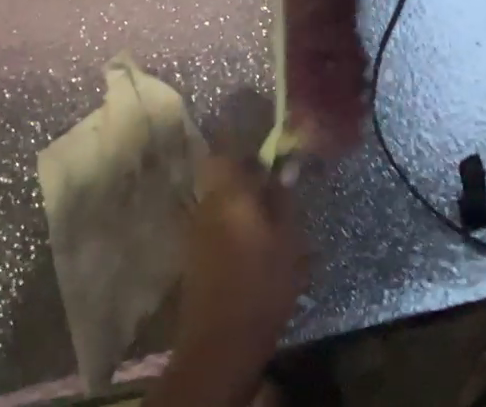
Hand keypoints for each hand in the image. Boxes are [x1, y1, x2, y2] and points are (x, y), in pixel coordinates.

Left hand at [155, 158, 305, 406]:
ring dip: (245, 198)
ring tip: (276, 211)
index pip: (225, 150)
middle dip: (250, 172)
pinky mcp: (197, 255)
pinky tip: (261, 238)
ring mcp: (197, 232)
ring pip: (222, 198)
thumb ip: (284, 197)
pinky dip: (239, 221)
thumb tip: (287, 165)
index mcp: (228, 194)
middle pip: (224, 173)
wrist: (221, 342)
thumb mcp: (288, 236)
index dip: (245, 142)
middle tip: (282, 179)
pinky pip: (219, 222)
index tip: (271, 144)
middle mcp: (206, 205)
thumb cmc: (263, 282)